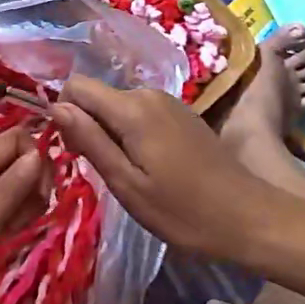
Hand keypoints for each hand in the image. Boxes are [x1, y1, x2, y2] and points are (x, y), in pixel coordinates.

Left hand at [0, 130, 46, 303]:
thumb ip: (7, 194)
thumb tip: (38, 154)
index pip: (16, 138)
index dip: (36, 158)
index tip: (43, 193)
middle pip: (21, 158)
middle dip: (36, 181)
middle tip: (34, 215)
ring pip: (20, 182)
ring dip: (30, 202)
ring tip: (19, 230)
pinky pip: (12, 204)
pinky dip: (20, 216)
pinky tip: (14, 236)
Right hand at [51, 78, 279, 259]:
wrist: (249, 217)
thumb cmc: (183, 211)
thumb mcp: (127, 184)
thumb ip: (90, 141)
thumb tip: (56, 107)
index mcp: (131, 108)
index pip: (77, 86)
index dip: (65, 113)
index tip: (73, 150)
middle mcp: (147, 93)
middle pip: (98, 96)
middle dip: (88, 125)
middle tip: (102, 171)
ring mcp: (167, 100)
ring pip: (118, 105)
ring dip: (111, 132)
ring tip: (128, 174)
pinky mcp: (180, 112)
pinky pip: (140, 112)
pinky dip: (132, 132)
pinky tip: (150, 166)